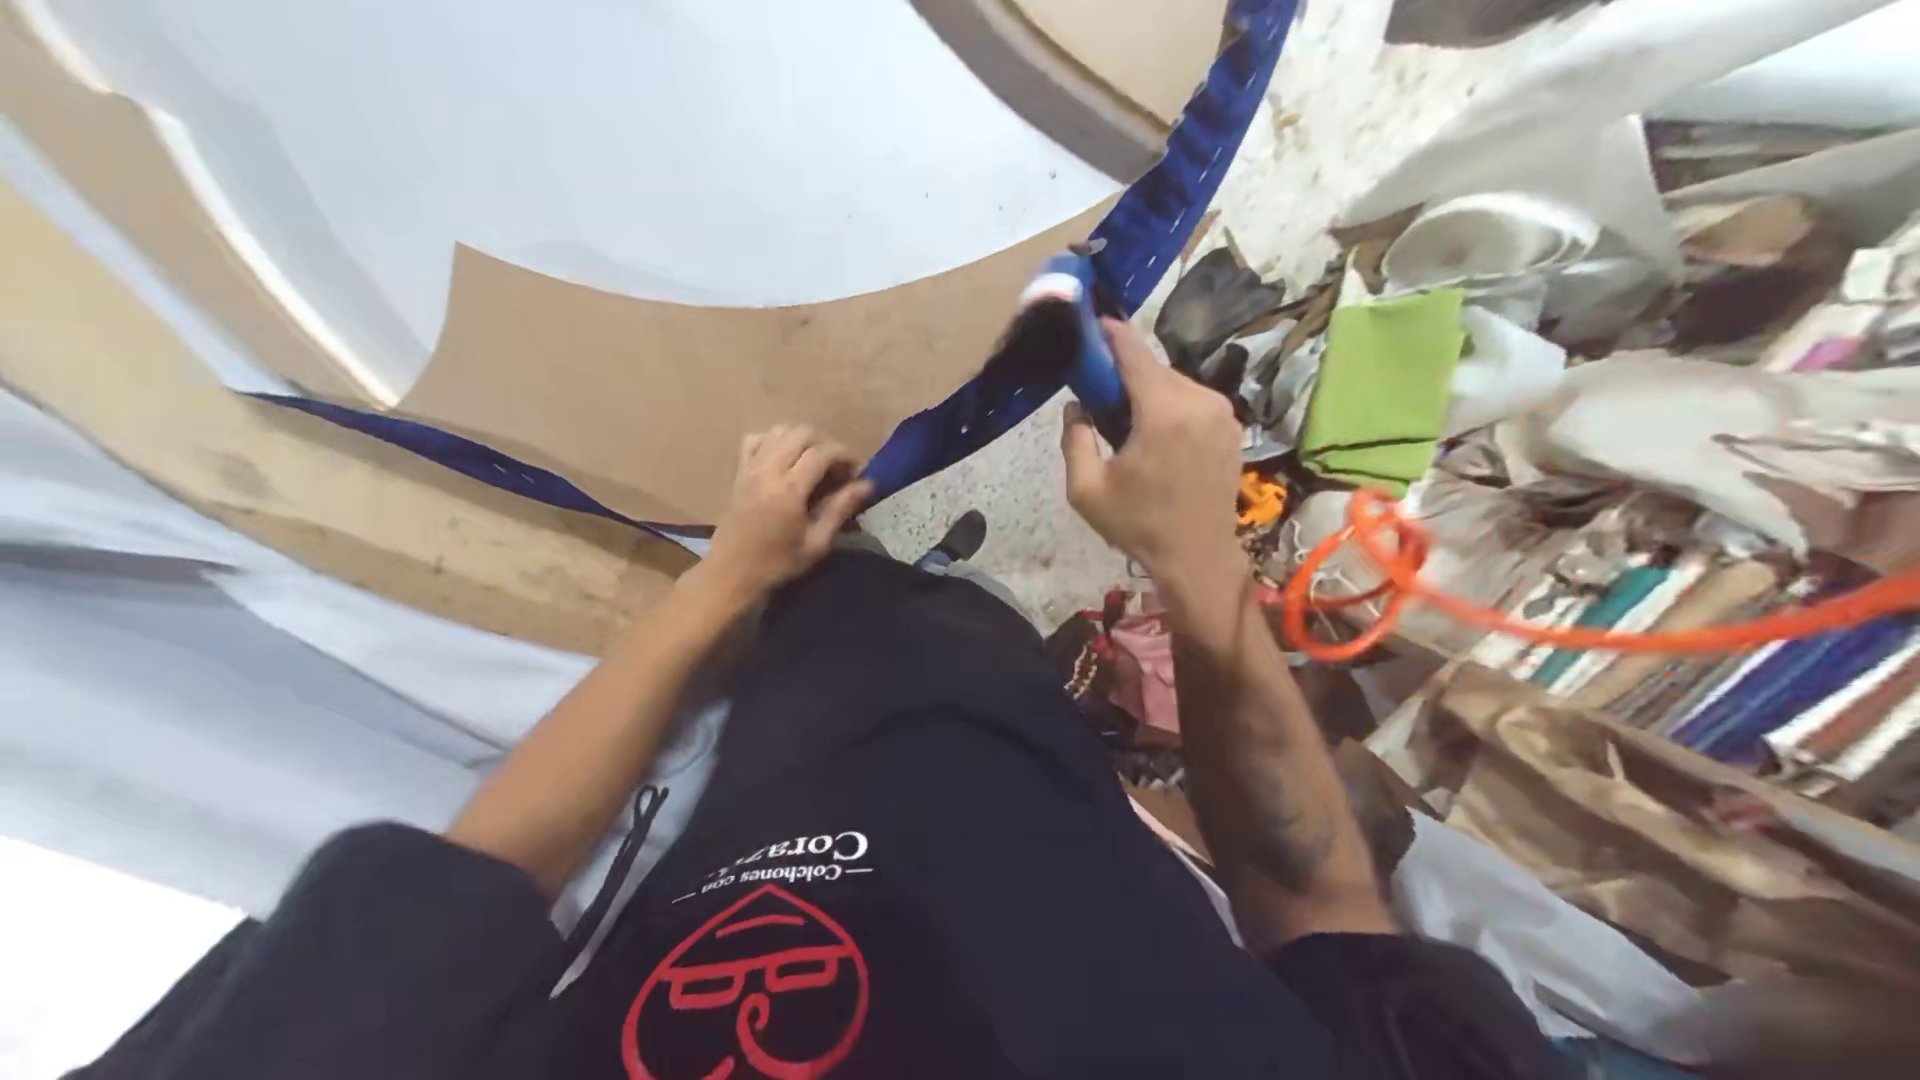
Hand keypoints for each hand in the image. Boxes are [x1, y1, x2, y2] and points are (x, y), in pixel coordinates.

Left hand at [694, 424, 871, 605]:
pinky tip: (784, 457)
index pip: (821, 453)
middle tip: (836, 467)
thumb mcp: (816, 543)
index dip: (844, 455)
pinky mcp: (738, 472)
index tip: (856, 470)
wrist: (731, 573)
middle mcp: (767, 471)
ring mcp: (749, 468)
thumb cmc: (777, 563)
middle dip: (825, 443)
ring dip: (801, 438)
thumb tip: (867, 484)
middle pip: (800, 433)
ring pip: (778, 430)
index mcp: (788, 490)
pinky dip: (773, 440)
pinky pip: (754, 439)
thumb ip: (840, 509)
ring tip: (813, 460)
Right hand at [1061, 318, 1244, 589]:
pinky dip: (1172, 405)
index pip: (1135, 354)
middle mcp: (1200, 402)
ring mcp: (1223, 414)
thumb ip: (1074, 440)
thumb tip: (1076, 406)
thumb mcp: (1086, 490)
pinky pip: (1194, 401)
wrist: (1197, 556)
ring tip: (1128, 421)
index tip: (1094, 323)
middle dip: (1127, 373)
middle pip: (1155, 369)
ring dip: (1150, 391)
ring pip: (1176, 383)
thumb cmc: (1138, 525)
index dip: (1112, 335)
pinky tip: (1157, 434)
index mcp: (1164, 413)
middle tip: (1101, 394)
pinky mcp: (1232, 427)